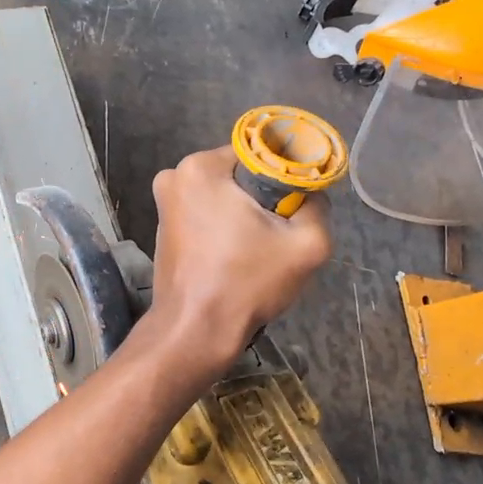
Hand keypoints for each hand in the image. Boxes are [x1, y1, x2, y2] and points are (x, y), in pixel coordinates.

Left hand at [148, 145, 332, 370]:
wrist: (195, 328)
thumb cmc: (247, 282)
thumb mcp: (307, 243)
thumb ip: (317, 206)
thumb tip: (312, 195)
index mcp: (200, 167)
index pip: (258, 154)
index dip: (285, 176)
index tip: (298, 205)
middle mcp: (175, 176)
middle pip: (239, 175)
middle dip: (263, 198)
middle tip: (280, 232)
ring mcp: (164, 203)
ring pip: (223, 196)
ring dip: (244, 215)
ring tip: (259, 249)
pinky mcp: (165, 227)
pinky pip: (206, 214)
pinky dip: (225, 227)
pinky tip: (238, 255)